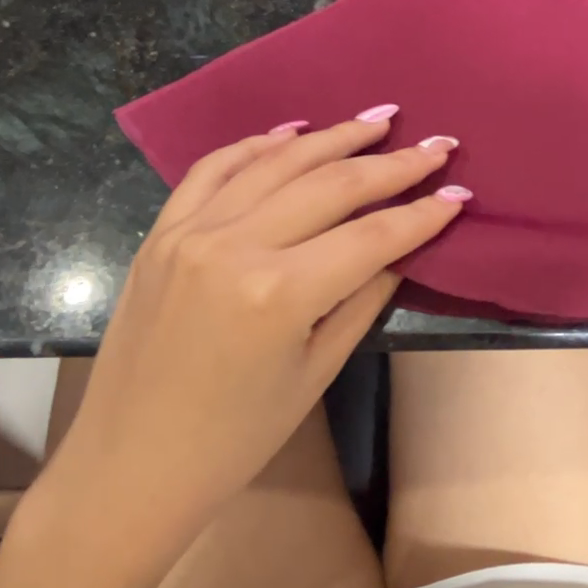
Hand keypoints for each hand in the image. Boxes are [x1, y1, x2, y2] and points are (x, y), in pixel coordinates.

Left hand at [40, 109, 467, 533]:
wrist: (129, 469)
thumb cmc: (235, 440)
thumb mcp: (316, 372)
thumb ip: (365, 298)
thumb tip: (404, 248)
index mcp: (279, 293)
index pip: (372, 236)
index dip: (422, 214)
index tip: (458, 192)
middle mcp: (234, 246)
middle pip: (331, 186)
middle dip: (393, 163)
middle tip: (437, 145)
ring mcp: (190, 233)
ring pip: (276, 162)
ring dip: (333, 137)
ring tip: (379, 119)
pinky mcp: (161, 233)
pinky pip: (213, 169)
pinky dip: (257, 144)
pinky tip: (293, 132)